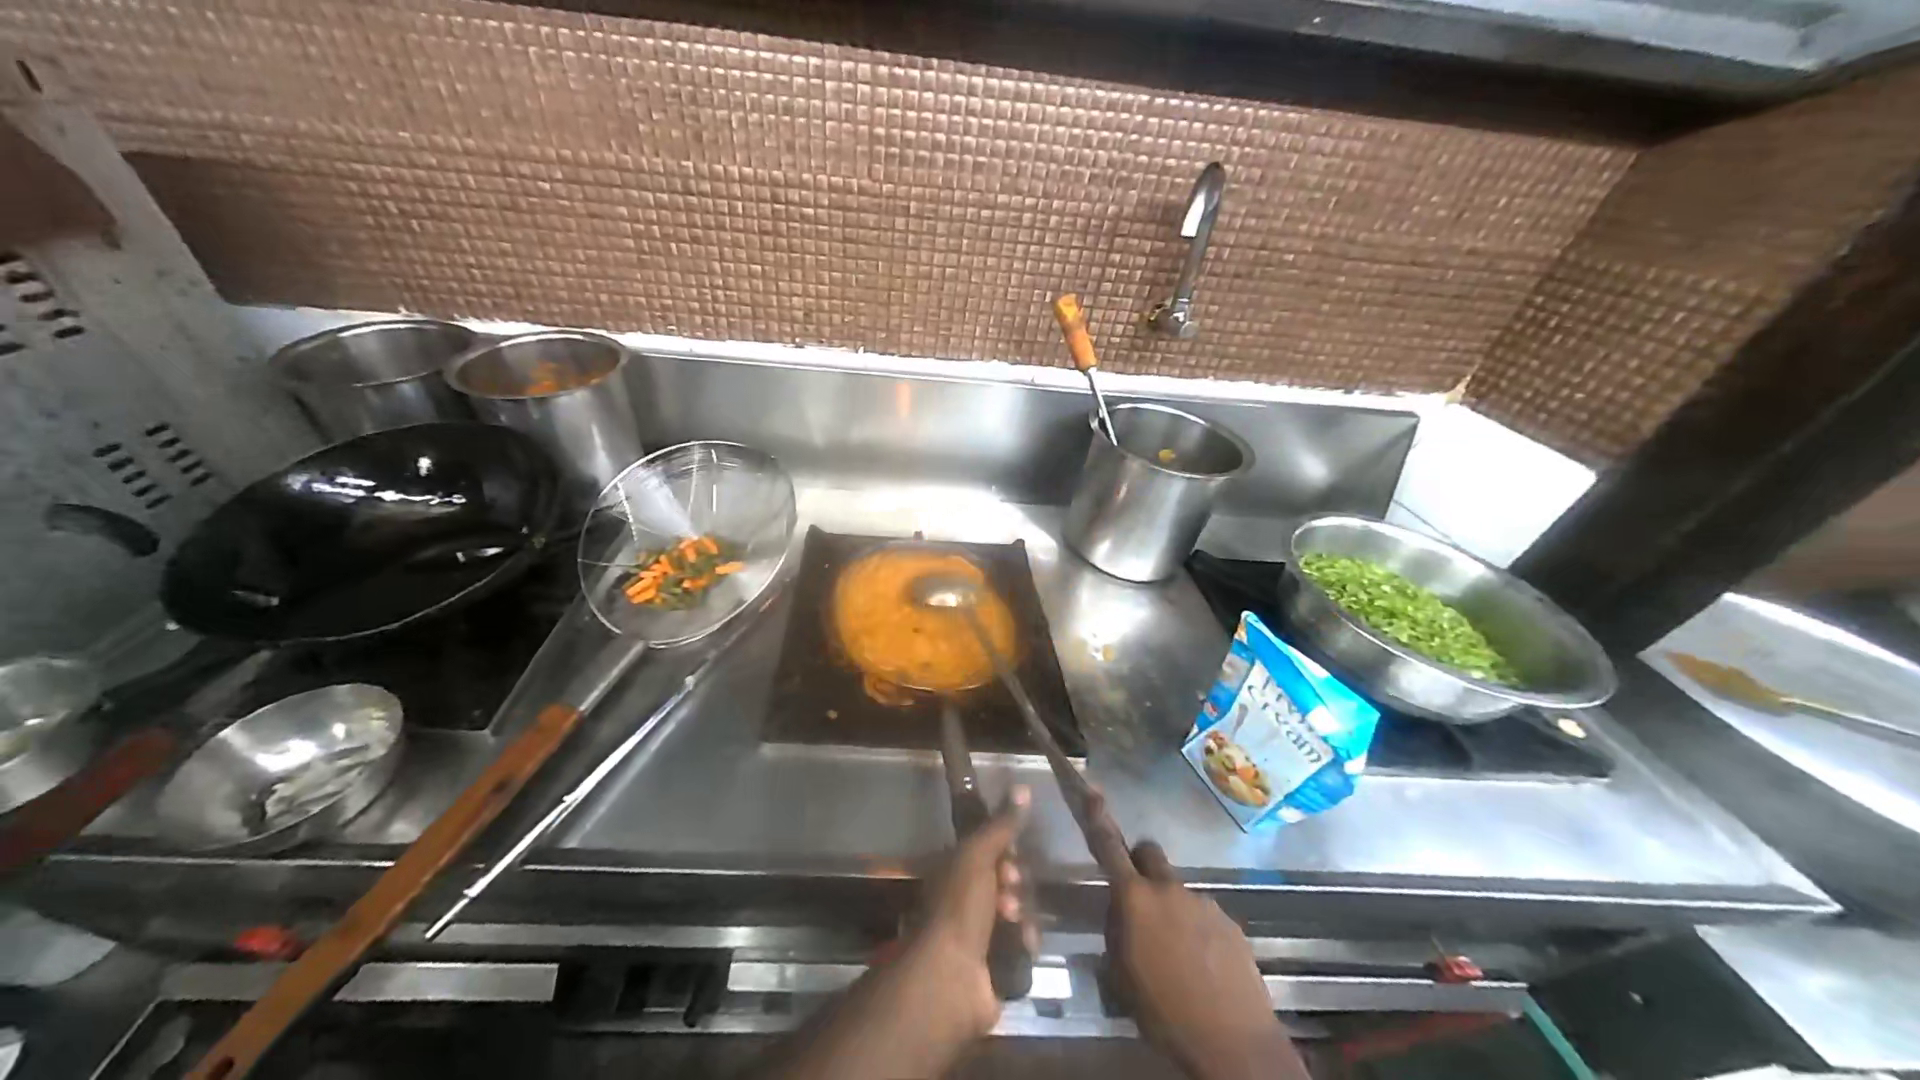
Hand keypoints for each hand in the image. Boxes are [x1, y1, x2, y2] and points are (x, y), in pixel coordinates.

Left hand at [759, 788, 1030, 1079]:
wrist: (950, 975)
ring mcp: (983, 935)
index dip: (1006, 855)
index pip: (993, 854)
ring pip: (1021, 914)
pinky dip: (1024, 944)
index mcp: (957, 873)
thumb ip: (1001, 824)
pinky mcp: (1000, 966)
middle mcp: (968, 901)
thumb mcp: (977, 856)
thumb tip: (1024, 786)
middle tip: (1008, 894)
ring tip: (1012, 924)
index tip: (1009, 860)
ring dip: (1022, 916)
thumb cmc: (959, 907)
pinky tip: (1019, 947)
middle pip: (1010, 884)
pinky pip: (1024, 946)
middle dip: (1015, 886)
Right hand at [1094, 792, 1305, 1079]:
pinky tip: (1200, 967)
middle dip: (1140, 867)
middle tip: (1138, 901)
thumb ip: (1115, 935)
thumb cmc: (1163, 1012)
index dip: (1098, 819)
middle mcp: (1168, 889)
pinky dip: (1197, 931)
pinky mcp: (1230, 923)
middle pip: (1149, 854)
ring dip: (1170, 909)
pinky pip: (1203, 915)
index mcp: (1134, 899)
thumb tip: (1119, 919)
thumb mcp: (1120, 977)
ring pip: (1177, 891)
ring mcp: (1204, 903)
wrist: (1233, 1044)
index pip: (1109, 847)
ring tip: (1175, 955)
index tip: (1092, 793)